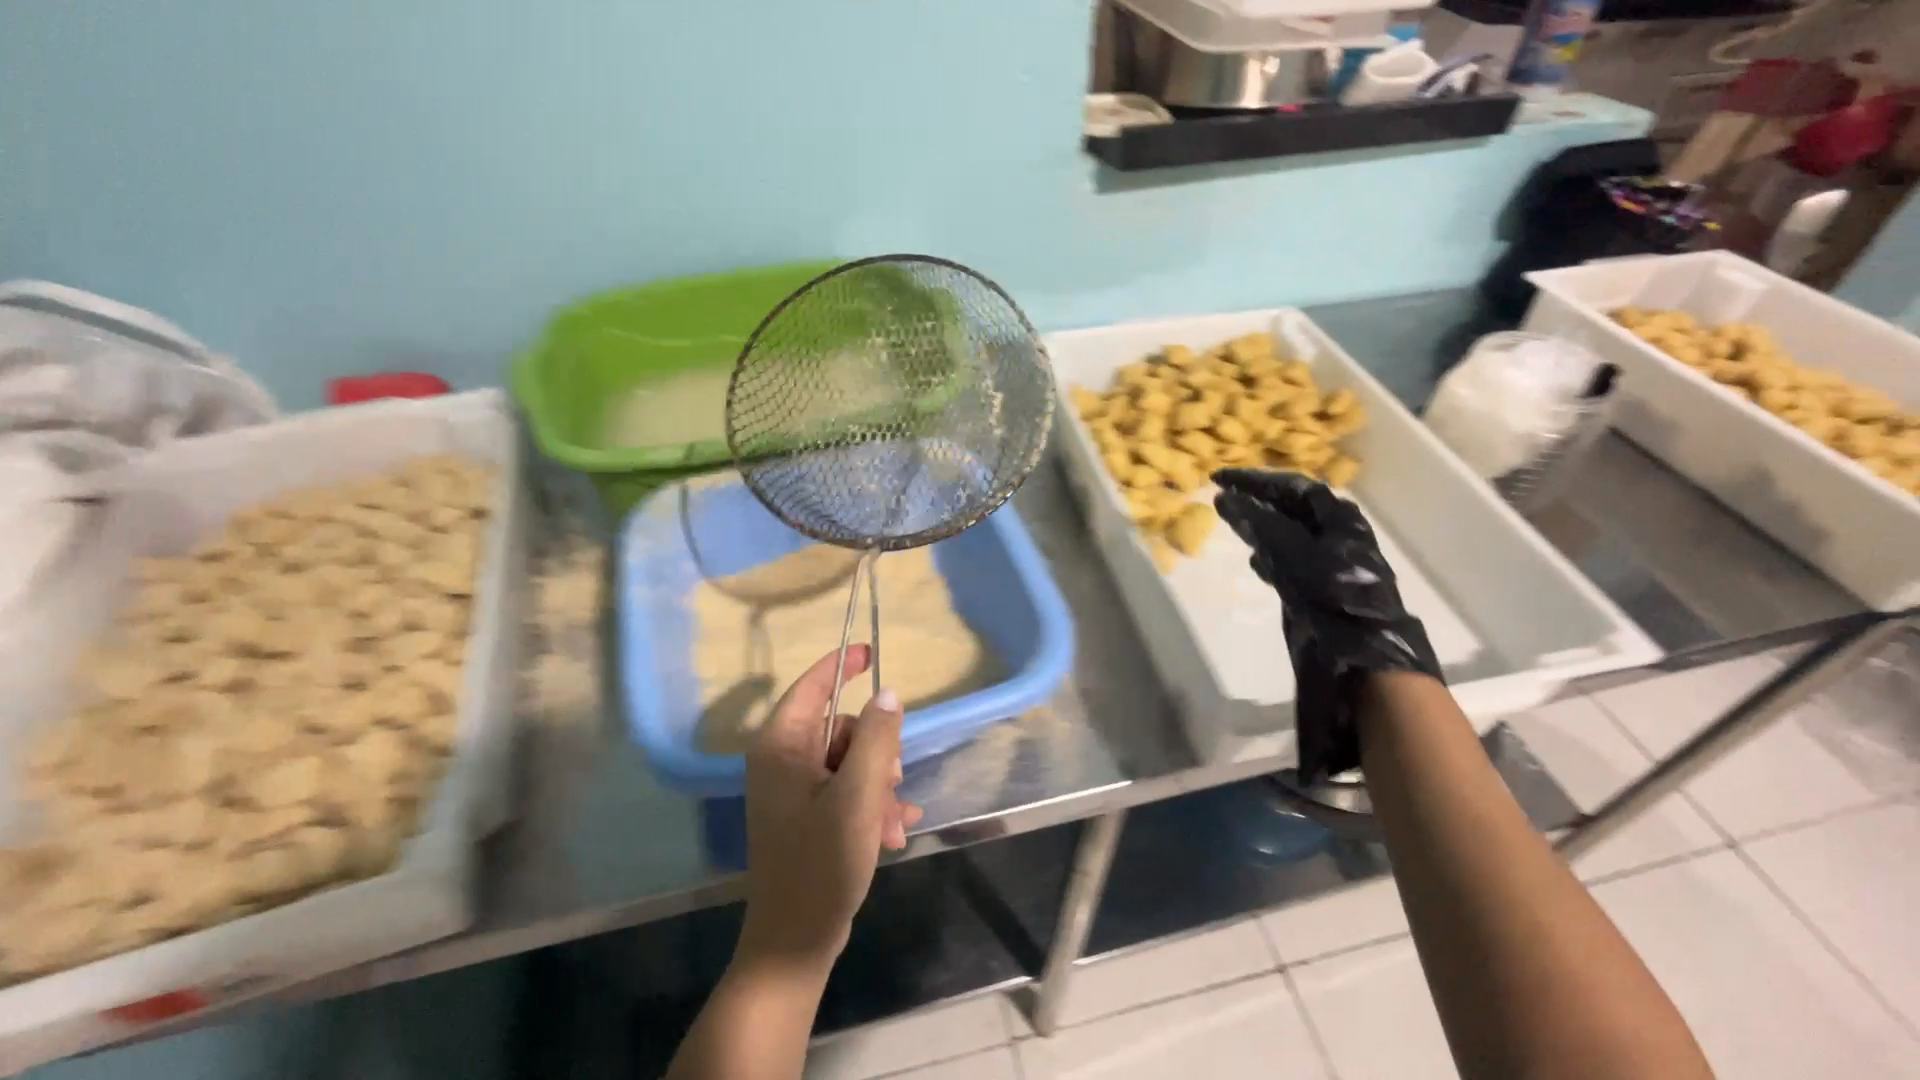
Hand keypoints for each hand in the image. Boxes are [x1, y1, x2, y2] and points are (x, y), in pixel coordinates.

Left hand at [739, 644, 923, 973]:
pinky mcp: (805, 817)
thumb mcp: (858, 795)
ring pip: (851, 763)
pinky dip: (871, 807)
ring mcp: (792, 791)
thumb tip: (886, 694)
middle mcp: (781, 762)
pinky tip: (893, 833)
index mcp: (781, 746)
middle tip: (895, 782)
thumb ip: (876, 739)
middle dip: (877, 753)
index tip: (872, 650)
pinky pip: (846, 792)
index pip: (811, 686)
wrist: (796, 939)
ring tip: (894, 823)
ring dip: (880, 788)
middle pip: (841, 729)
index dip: (842, 664)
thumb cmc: (822, 861)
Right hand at [1212, 469, 1442, 780]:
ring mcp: (1335, 567)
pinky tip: (1255, 564)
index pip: (1292, 487)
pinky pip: (1295, 563)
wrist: (1366, 663)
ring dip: (1263, 528)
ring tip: (1234, 527)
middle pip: (1294, 510)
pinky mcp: (1327, 594)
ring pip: (1293, 536)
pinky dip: (1272, 557)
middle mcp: (1340, 538)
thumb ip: (1261, 526)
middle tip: (1223, 498)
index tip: (1218, 478)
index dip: (1255, 480)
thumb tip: (1225, 499)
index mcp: (1338, 520)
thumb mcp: (1294, 555)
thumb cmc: (1333, 601)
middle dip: (1259, 502)